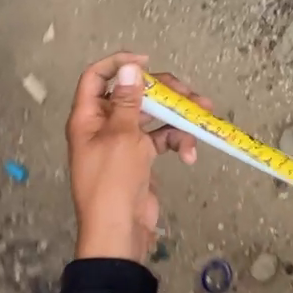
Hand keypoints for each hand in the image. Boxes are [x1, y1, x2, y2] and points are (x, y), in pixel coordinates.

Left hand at [65, 52, 210, 262]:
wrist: (119, 231)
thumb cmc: (113, 180)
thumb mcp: (122, 135)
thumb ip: (127, 100)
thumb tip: (129, 67)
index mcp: (89, 117)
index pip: (96, 77)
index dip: (119, 64)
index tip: (147, 62)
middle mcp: (104, 125)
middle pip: (135, 93)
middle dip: (165, 92)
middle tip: (188, 94)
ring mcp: (124, 141)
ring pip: (154, 114)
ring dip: (179, 115)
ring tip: (204, 116)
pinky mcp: (141, 156)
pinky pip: (162, 137)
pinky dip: (177, 141)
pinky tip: (189, 154)